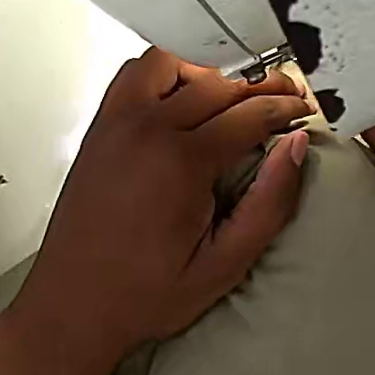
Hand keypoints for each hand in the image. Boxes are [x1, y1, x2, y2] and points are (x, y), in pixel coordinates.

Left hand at [6, 48, 313, 374]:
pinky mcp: (100, 128)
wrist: (71, 310)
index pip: (250, 113)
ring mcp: (117, 123)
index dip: (286, 107)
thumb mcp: (226, 263)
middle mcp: (146, 130)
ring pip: (175, 63)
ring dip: (212, 72)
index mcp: (181, 162)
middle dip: (262, 86)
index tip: (304, 110)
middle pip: (220, 83)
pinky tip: (186, 95)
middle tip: (286, 97)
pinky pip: (136, 73)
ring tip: (237, 94)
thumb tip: (296, 146)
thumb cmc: (147, 293)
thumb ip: (270, 203)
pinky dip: (168, 71)